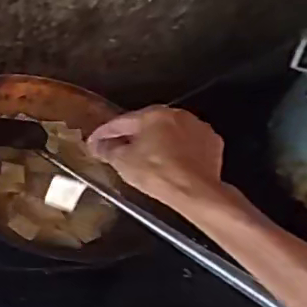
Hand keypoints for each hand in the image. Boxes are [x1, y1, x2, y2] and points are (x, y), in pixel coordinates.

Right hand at [87, 106, 229, 208]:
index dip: (103, 133)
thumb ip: (107, 149)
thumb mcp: (121, 161)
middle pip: (146, 124)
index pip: (120, 122)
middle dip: (130, 136)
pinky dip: (175, 150)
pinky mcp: (212, 144)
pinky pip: (186, 143)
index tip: (94, 142)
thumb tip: (100, 145)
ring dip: (154, 142)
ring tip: (143, 158)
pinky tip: (167, 163)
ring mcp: (198, 128)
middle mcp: (177, 115)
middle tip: (116, 150)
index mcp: (152, 114)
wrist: (196, 192)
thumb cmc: (157, 173)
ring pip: (168, 132)